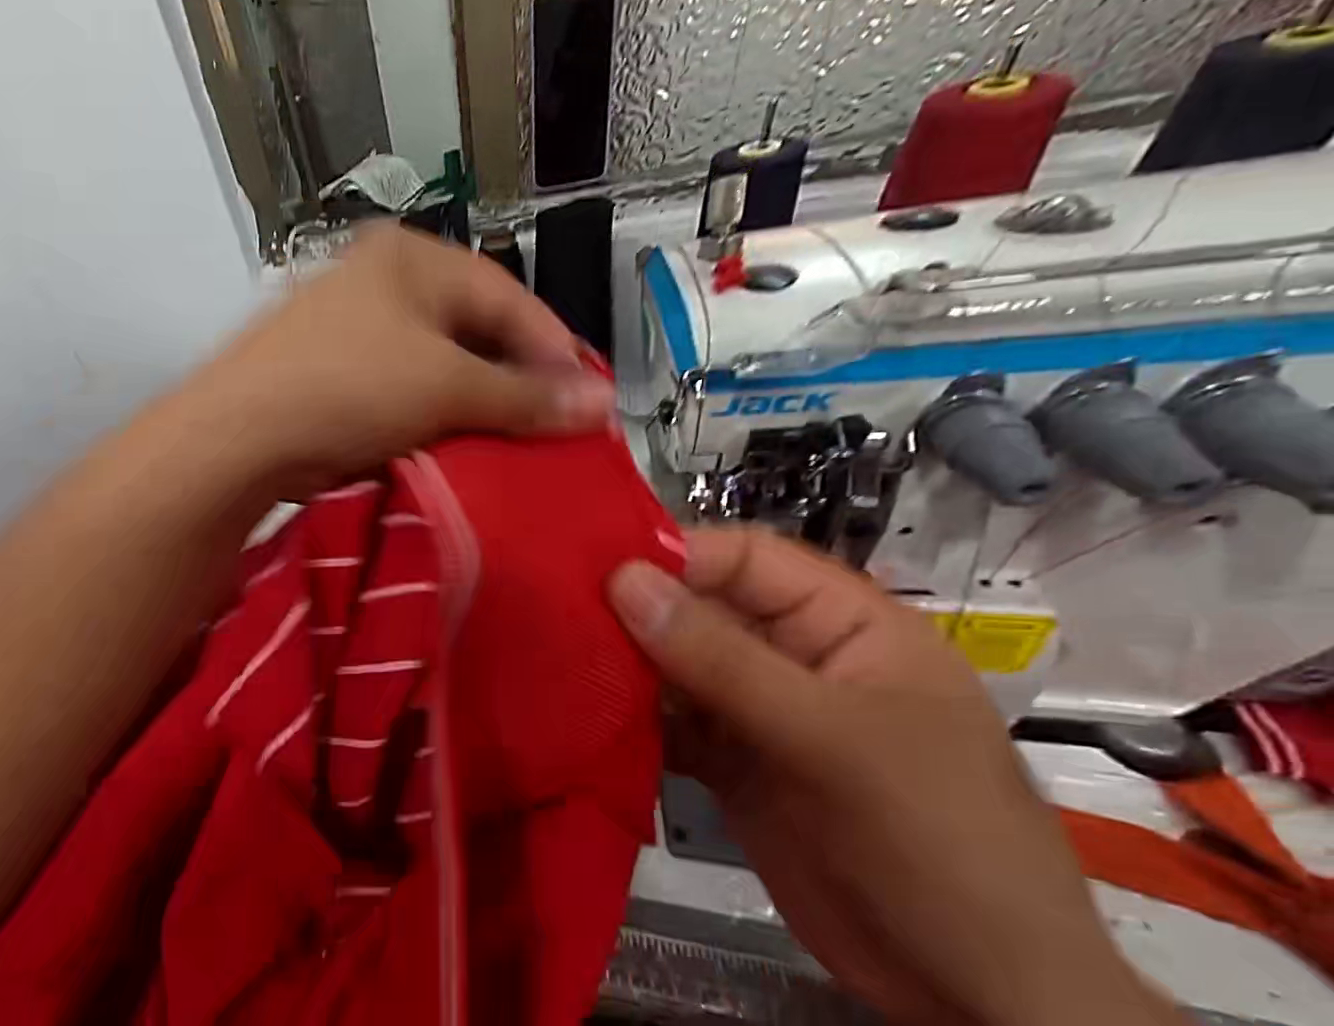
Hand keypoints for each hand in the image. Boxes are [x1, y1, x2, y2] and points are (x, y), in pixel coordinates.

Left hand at [186, 225, 612, 494]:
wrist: (239, 439)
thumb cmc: (345, 388)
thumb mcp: (446, 386)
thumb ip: (525, 396)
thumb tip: (601, 405)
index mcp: (411, 258)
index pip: (509, 297)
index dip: (554, 349)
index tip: (587, 400)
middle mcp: (382, 283)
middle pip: (474, 331)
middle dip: (516, 381)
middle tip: (552, 428)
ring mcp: (354, 330)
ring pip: (440, 368)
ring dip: (477, 406)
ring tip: (513, 446)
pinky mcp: (336, 376)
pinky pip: (406, 394)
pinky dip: (435, 420)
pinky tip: (457, 451)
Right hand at [608, 529, 1183, 1025]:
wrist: (974, 994)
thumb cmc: (932, 839)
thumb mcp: (831, 738)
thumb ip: (722, 659)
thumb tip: (625, 580)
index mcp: (843, 625)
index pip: (747, 560)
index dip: (678, 554)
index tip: (601, 566)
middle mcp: (794, 657)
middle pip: (702, 609)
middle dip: (639, 610)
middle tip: (562, 612)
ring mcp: (760, 712)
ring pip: (678, 666)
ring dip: (627, 665)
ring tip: (563, 659)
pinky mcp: (732, 764)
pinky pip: (671, 723)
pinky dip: (632, 720)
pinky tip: (588, 717)